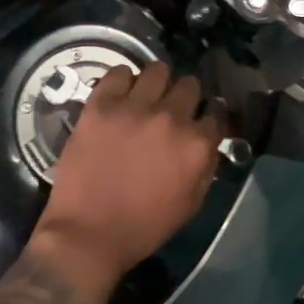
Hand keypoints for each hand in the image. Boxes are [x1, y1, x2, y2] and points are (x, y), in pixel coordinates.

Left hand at [34, 63, 222, 285]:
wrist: (87, 233)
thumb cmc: (143, 227)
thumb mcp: (191, 203)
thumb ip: (206, 166)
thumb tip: (208, 141)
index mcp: (196, 145)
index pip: (216, 112)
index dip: (208, 116)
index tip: (200, 120)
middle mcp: (170, 118)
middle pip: (188, 85)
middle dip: (184, 97)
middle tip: (170, 110)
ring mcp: (134, 107)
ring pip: (157, 70)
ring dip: (155, 83)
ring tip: (144, 98)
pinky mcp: (101, 104)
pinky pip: (119, 72)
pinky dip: (122, 81)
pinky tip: (119, 97)